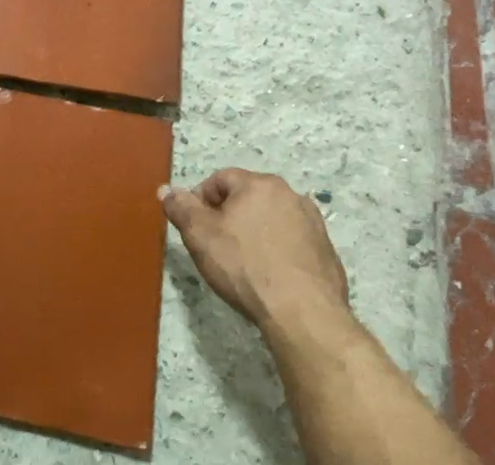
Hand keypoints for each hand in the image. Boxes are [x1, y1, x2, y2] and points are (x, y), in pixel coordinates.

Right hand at [161, 169, 349, 328]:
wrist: (303, 314)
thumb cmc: (244, 266)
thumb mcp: (199, 234)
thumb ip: (180, 207)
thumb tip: (166, 190)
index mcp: (260, 184)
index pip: (219, 179)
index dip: (200, 201)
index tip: (195, 228)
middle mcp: (291, 196)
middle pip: (247, 198)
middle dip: (228, 217)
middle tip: (216, 245)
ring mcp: (314, 224)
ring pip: (271, 220)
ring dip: (254, 233)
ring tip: (243, 264)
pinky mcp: (328, 253)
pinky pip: (292, 243)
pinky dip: (277, 252)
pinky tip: (269, 277)